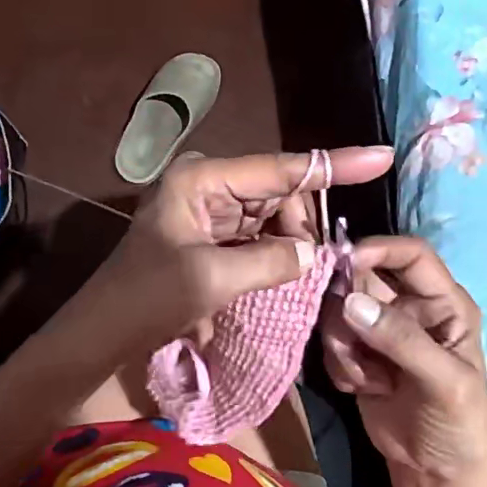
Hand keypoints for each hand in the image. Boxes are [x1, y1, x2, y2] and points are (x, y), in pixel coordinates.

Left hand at [50, 147, 393, 365]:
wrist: (105, 329)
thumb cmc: (149, 297)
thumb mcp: (213, 278)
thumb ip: (271, 259)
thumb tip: (313, 253)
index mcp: (200, 179)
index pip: (278, 168)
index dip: (331, 165)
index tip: (381, 157)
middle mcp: (204, 184)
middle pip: (277, 190)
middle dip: (303, 220)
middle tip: (316, 261)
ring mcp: (204, 210)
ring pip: (269, 214)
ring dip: (290, 239)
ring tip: (300, 270)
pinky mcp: (206, 236)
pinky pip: (254, 234)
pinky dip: (274, 250)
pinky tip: (289, 267)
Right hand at [319, 236, 486, 479]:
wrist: (433, 471)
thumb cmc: (458, 424)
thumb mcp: (444, 382)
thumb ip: (401, 339)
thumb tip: (350, 300)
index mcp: (443, 303)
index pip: (410, 255)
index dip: (377, 249)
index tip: (341, 262)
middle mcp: (407, 307)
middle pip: (360, 279)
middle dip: (346, 308)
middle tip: (348, 343)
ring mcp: (377, 329)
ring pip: (337, 311)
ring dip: (341, 345)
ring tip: (367, 378)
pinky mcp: (354, 352)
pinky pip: (328, 340)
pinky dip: (337, 364)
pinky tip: (360, 388)